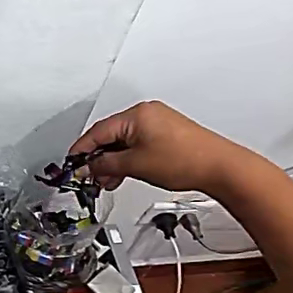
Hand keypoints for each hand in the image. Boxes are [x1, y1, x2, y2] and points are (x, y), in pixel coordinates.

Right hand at [68, 100, 270, 194]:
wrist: (220, 167)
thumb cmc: (187, 160)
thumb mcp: (135, 165)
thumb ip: (105, 165)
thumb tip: (88, 167)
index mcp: (136, 114)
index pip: (98, 131)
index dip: (82, 150)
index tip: (73, 164)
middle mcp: (146, 113)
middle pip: (109, 135)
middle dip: (98, 158)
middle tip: (90, 176)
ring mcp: (156, 122)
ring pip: (123, 141)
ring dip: (112, 161)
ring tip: (108, 179)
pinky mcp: (165, 133)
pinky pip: (136, 143)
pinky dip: (127, 158)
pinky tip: (124, 172)